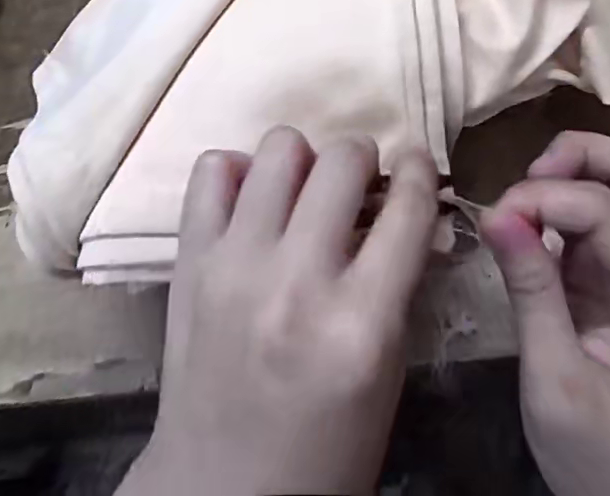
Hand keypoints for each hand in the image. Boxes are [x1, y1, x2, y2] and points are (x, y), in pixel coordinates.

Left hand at [118, 126, 439, 495]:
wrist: (221, 489)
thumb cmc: (324, 447)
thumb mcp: (385, 375)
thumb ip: (399, 287)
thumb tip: (407, 211)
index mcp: (360, 326)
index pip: (406, 211)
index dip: (418, 172)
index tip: (415, 161)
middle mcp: (297, 281)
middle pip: (340, 161)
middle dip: (362, 158)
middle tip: (358, 182)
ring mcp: (236, 262)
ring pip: (278, 148)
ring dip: (304, 159)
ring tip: (304, 189)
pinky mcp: (190, 258)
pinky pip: (211, 169)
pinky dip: (239, 171)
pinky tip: (252, 199)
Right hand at [480, 131, 609, 495]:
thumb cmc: (599, 461)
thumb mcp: (555, 381)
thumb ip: (531, 292)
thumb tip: (496, 213)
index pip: (608, 211)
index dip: (545, 197)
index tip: (494, 221)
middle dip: (577, 157)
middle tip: (523, 183)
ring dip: (566, 176)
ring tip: (519, 205)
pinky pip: (593, 219)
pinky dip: (555, 206)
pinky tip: (524, 228)